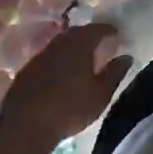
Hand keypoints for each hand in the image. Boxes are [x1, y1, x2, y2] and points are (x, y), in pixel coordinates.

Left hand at [0, 23, 134, 142]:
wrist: (26, 124)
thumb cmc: (70, 108)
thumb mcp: (100, 94)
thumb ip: (115, 73)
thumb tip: (126, 56)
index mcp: (78, 46)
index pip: (95, 29)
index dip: (107, 29)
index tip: (116, 32)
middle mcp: (58, 45)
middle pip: (75, 32)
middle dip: (89, 34)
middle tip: (99, 42)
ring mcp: (40, 56)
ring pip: (60, 43)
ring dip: (72, 46)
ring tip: (82, 56)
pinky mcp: (27, 70)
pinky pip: (48, 56)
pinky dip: (59, 58)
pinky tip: (62, 71)